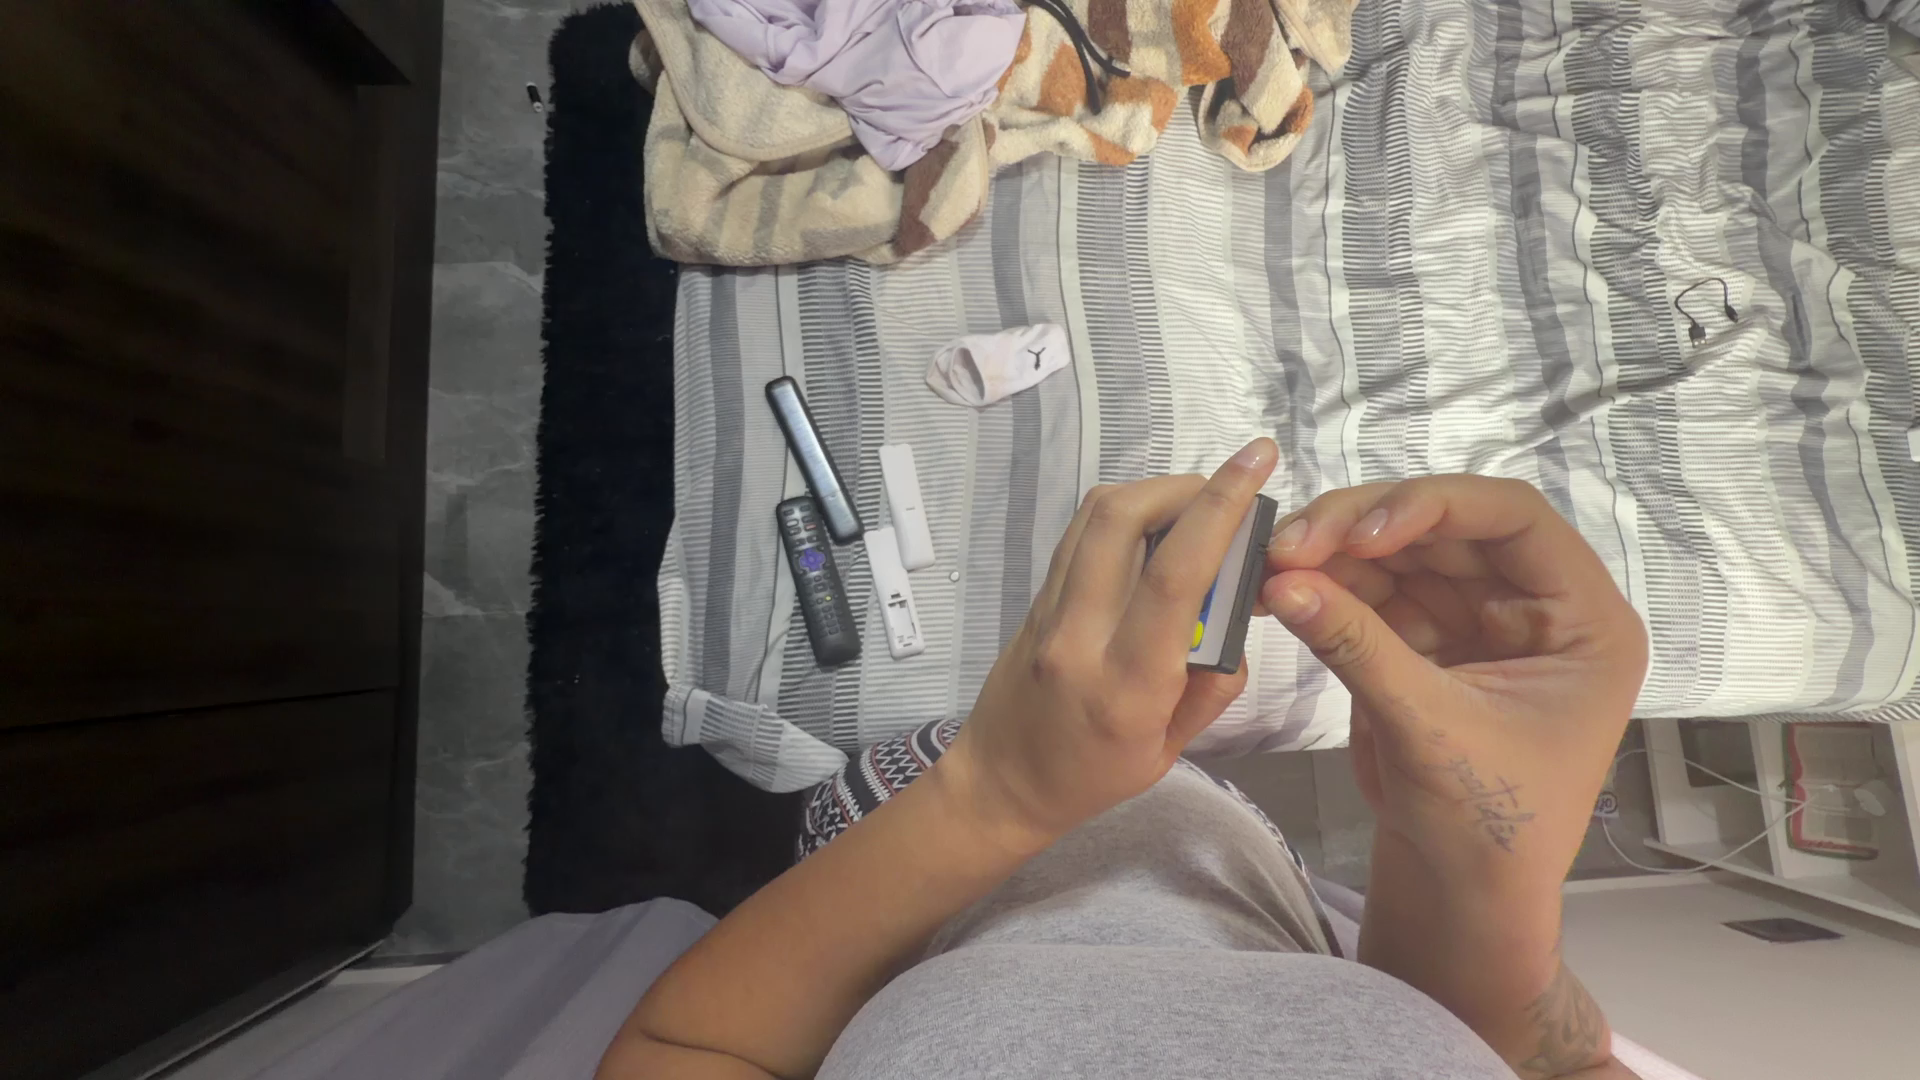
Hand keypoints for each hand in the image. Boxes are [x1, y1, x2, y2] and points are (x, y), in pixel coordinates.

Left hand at [937, 439, 1278, 849]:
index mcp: (1126, 683)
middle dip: (1184, 486)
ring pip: (1095, 516)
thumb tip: (1235, 613)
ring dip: (1150, 492)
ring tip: (1190, 507)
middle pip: (1124, 519)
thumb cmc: (1090, 778)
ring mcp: (1047, 609)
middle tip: (1223, 492)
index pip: (1176, 574)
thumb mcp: (1169, 751)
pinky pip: (1077, 535)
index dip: (1221, 507)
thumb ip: (1212, 684)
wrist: (999, 780)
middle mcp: (1079, 633)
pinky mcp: (1033, 598)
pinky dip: (1119, 513)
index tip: (1256, 459)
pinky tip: (1147, 530)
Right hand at [1262, 476, 1647, 894]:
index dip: (1432, 507)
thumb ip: (1355, 647)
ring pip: (1388, 551)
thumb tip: (1278, 584)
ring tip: (1268, 566)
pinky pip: (1360, 590)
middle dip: (1355, 529)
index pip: (1510, 518)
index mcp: (1575, 617)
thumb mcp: (1427, 728)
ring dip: (1325, 553)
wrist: (1456, 879)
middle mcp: (1520, 601)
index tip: (1360, 537)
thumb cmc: (1485, 820)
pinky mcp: (1411, 635)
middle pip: (1434, 527)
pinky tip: (1276, 590)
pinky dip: (1315, 586)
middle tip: (1285, 548)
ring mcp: (1461, 615)